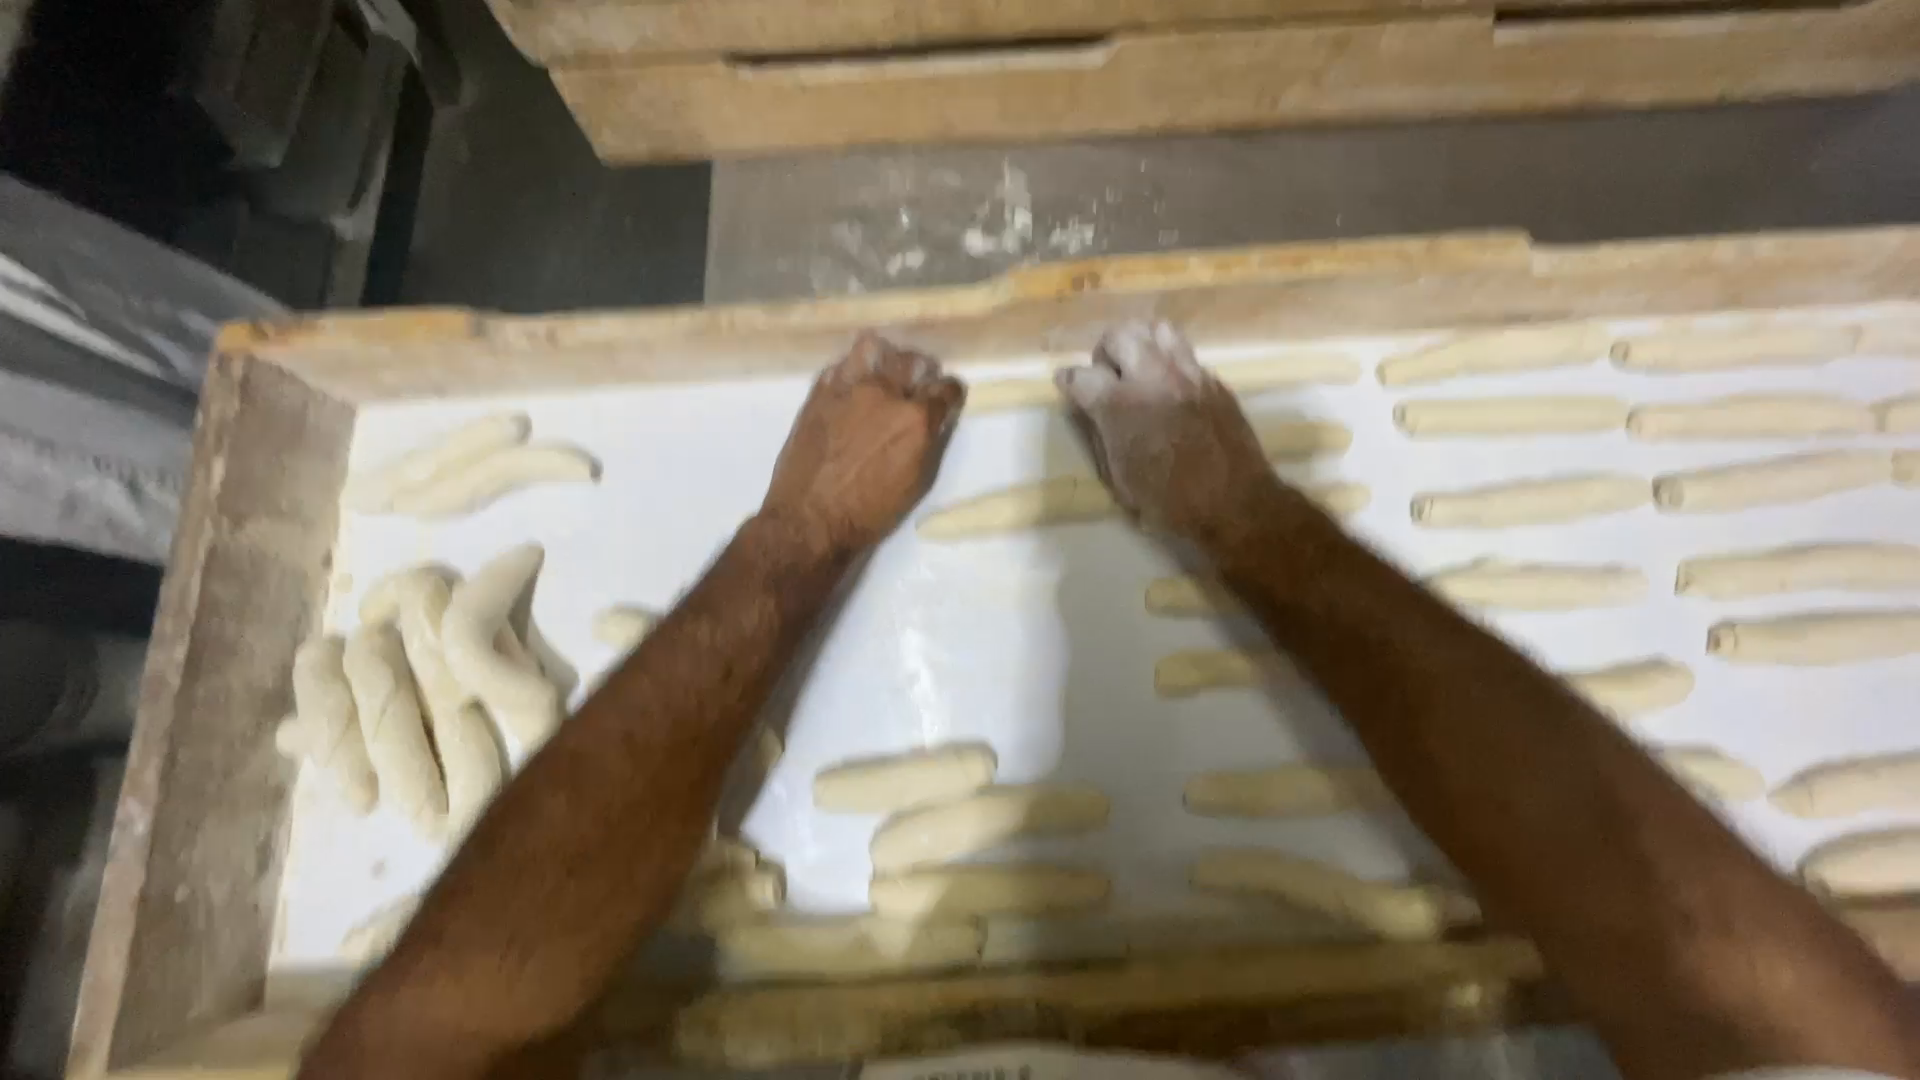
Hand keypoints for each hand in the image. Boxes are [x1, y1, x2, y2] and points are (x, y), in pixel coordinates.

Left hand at [762, 331, 964, 559]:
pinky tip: (852, 388)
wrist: (811, 519)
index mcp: (915, 419)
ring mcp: (848, 388)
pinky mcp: (819, 393)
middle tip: (916, 384)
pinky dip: (852, 371)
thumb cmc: (870, 513)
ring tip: (882, 375)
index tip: (945, 399)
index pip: (946, 388)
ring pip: (873, 348)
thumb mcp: (916, 483)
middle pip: (912, 361)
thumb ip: (929, 443)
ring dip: (884, 359)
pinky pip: (840, 365)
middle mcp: (885, 393)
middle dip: (921, 371)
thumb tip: (934, 421)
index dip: (949, 394)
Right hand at [1055, 320, 1281, 543]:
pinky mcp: (1214, 381)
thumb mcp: (1118, 478)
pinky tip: (1171, 390)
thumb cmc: (1168, 503)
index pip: (1081, 375)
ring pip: (1157, 330)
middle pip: (1120, 335)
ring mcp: (1188, 374)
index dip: (1068, 381)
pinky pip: (1185, 355)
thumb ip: (1100, 436)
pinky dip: (1170, 364)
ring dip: (1141, 345)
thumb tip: (1092, 412)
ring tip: (1140, 369)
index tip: (1068, 386)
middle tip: (1107, 376)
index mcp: (1120, 405)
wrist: (1234, 505)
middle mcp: (1152, 378)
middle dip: (1105, 352)